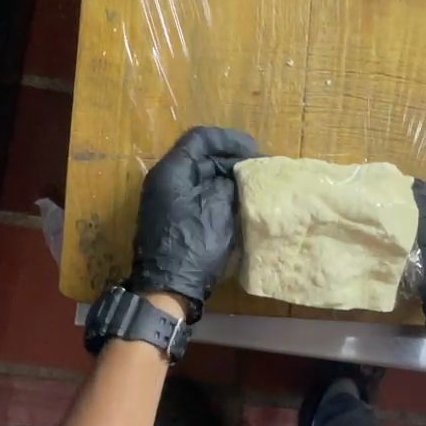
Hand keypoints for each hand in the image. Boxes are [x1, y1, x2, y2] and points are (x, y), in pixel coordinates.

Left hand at [130, 126, 259, 321]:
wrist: (168, 287)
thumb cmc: (193, 245)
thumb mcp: (219, 208)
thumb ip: (229, 182)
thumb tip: (240, 172)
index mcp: (172, 171)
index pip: (201, 138)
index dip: (230, 139)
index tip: (255, 150)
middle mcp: (165, 180)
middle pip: (200, 157)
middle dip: (231, 160)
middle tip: (260, 169)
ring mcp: (167, 200)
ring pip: (200, 177)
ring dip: (226, 178)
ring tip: (254, 185)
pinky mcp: (173, 217)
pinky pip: (197, 195)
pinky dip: (218, 194)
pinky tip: (238, 202)